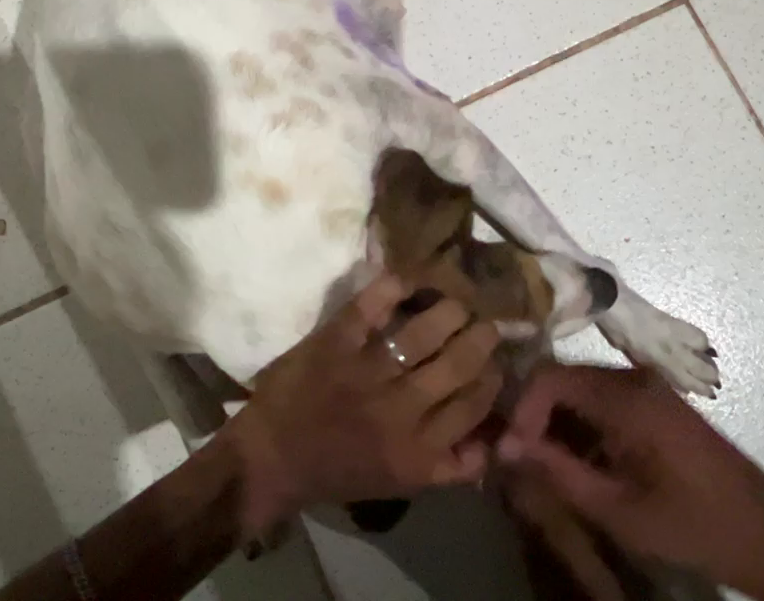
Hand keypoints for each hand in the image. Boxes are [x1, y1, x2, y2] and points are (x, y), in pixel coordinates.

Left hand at [225, 275, 503, 534]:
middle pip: (458, 364)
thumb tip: (491, 442)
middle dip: (480, 338)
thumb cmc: (337, 473)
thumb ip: (447, 465)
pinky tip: (407, 280)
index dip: (492, 378)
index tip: (494, 362)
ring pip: (424, 333)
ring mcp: (365, 374)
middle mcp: (400, 411)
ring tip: (455, 302)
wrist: (270, 460)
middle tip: (484, 324)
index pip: (474, 405)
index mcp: (419, 452)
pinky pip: (370, 307)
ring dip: (448, 311)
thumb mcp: (401, 483)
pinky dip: (393, 288)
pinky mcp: (333, 345)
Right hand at [496, 364, 763, 600]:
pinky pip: (604, 397)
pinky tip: (583, 461)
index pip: (550, 377)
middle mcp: (635, 378)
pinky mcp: (658, 401)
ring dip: (558, 421)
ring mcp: (650, 387)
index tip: (513, 451)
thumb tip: (503, 446)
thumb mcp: (618, 509)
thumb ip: (557, 472)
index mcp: (627, 396)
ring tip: (547, 464)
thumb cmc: (693, 525)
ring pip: (582, 388)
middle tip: (522, 459)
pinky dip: (583, 423)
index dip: (521, 411)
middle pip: (564, 378)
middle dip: (536, 416)